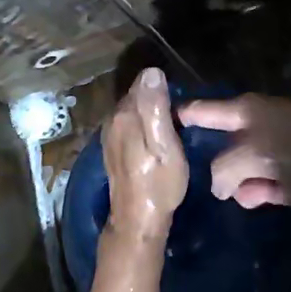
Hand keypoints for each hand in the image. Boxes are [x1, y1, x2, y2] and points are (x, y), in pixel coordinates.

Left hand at [103, 68, 188, 246]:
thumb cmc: (160, 183)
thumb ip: (156, 108)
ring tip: (171, 129)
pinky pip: (129, 123)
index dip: (164, 88)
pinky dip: (142, 125)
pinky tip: (155, 140)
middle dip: (156, 99)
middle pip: (137, 95)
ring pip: (133, 109)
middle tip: (180, 118)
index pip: (144, 82)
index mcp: (126, 115)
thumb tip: (152, 72)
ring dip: (150, 113)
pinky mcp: (112, 146)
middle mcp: (112, 119)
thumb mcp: (166, 145)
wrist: (137, 219)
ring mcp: (109, 133)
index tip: (181, 105)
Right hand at [177, 94, 290, 207]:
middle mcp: (254, 122)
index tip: (156, 136)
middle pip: (226, 154)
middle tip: (234, 192)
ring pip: (254, 172)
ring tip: (282, 188)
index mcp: (240, 111)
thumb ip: (223, 172)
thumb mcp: (250, 156)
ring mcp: (277, 142)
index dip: (176, 121)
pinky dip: (286, 189)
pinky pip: (279, 180)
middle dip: (233, 177)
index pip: (198, 112)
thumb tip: (218, 188)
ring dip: (264, 187)